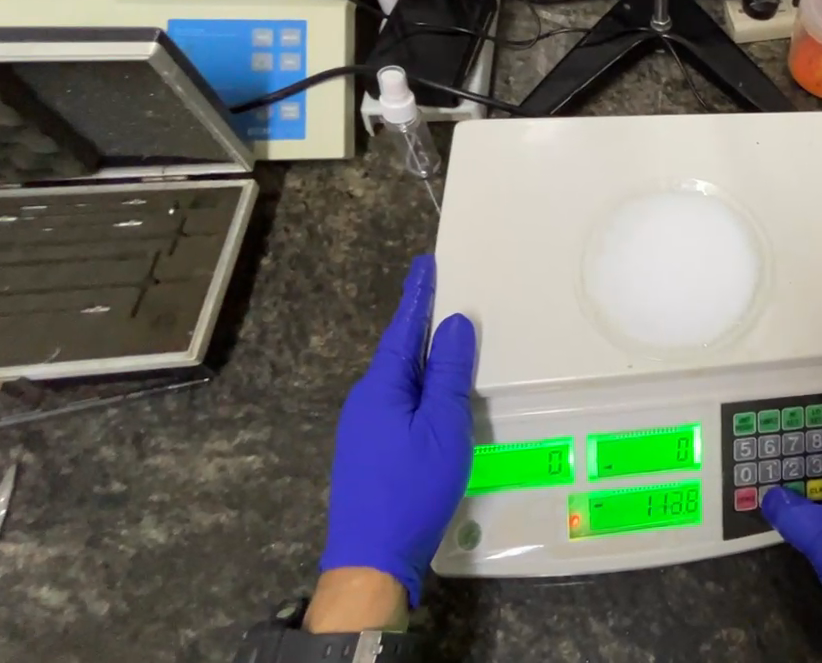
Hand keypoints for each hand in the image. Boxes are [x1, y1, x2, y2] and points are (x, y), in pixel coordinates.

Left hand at [320, 255, 477, 607]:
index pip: (405, 328)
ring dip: (423, 349)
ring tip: (446, 327)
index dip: (418, 296)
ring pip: (402, 374)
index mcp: (383, 387)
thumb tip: (454, 323)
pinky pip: (402, 396)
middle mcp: (368, 398)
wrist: (373, 556)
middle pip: (400, 348)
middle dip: (420, 318)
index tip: (425, 263)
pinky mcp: (374, 445)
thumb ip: (449, 373)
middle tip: (442, 286)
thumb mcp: (442, 425)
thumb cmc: (413, 485)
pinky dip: (422, 378)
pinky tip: (436, 382)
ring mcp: (368, 424)